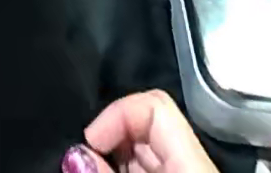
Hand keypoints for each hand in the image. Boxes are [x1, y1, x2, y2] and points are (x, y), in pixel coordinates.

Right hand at [64, 91, 217, 172]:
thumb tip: (74, 154)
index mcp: (195, 163)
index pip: (154, 105)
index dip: (116, 113)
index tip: (90, 141)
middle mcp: (195, 164)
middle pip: (145, 127)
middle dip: (108, 137)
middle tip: (84, 161)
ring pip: (145, 150)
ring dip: (113, 156)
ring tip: (90, 168)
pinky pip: (151, 170)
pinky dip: (124, 171)